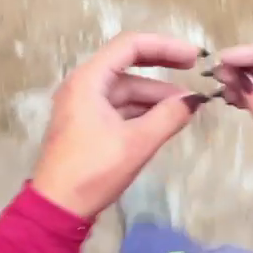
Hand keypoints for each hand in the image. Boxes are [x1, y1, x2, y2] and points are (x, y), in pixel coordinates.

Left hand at [30, 33, 209, 217]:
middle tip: (194, 70)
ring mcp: (83, 104)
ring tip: (187, 105)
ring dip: (156, 94)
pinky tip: (166, 119)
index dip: (165, 46)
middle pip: (128, 64)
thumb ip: (168, 117)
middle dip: (163, 67)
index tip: (194, 57)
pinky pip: (119, 107)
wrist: (58, 207)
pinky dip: (143, 110)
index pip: (130, 46)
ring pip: (126, 89)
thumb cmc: (93, 170)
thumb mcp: (137, 143)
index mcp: (88, 79)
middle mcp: (83, 85)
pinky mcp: (87, 124)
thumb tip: (193, 100)